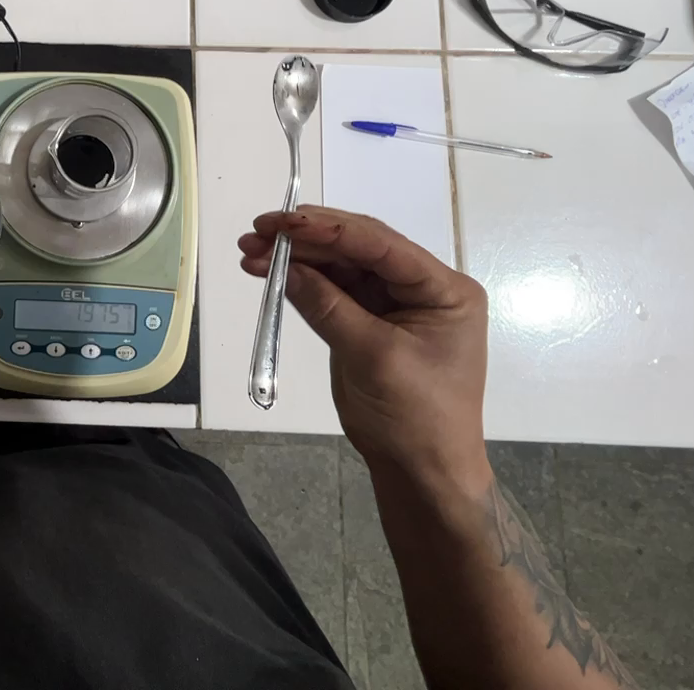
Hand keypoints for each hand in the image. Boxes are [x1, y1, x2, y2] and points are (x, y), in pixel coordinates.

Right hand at [239, 205, 490, 492]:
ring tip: (250, 250)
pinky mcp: (366, 317)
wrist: (420, 469)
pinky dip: (298, 278)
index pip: (381, 246)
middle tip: (258, 231)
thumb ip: (327, 305)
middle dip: (305, 239)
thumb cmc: (414, 415)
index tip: (284, 224)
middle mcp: (420, 287)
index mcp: (443, 290)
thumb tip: (281, 265)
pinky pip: (329, 287)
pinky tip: (266, 270)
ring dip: (295, 256)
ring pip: (338, 264)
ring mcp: (391, 301)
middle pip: (357, 248)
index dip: (330, 229)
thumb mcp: (372, 356)